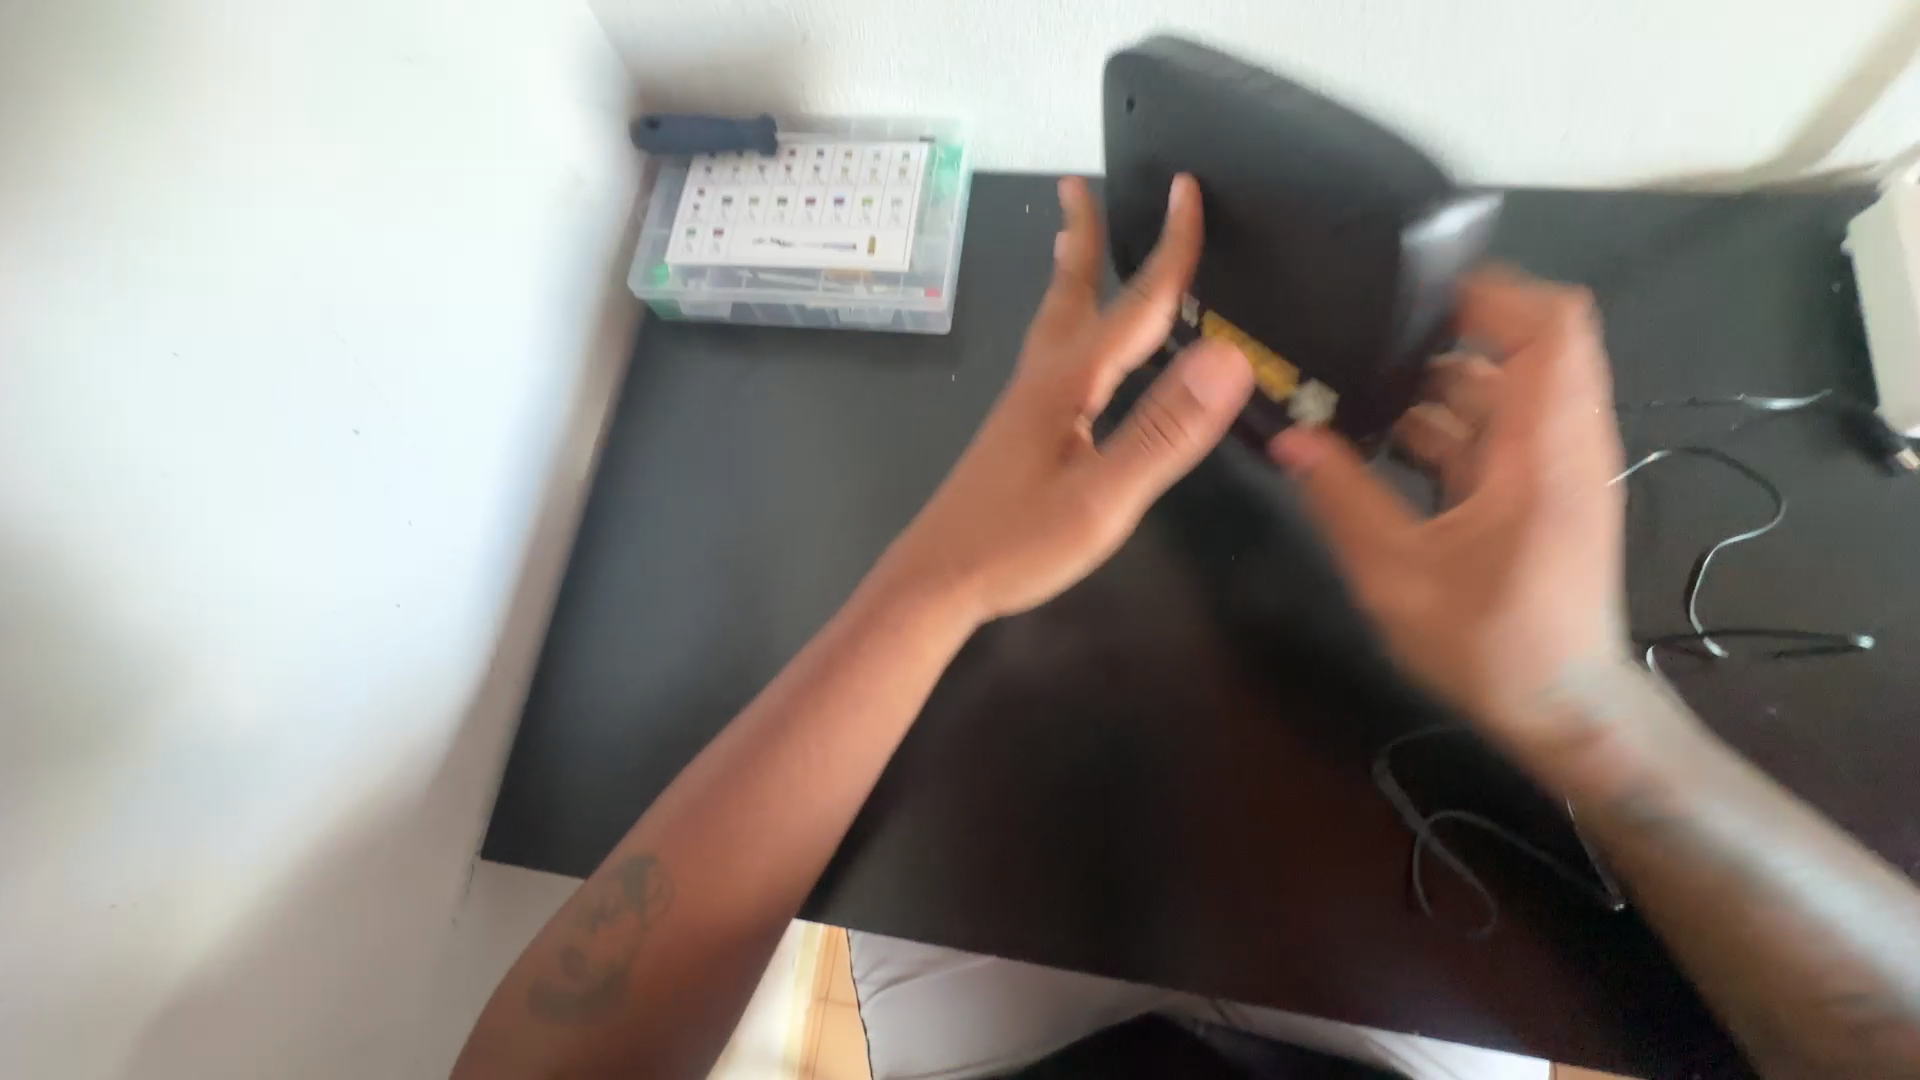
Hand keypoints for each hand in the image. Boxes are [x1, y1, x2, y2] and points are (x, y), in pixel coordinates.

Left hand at [876, 175, 1253, 625]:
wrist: (936, 578)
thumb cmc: (1017, 544)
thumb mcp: (1102, 498)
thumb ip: (1163, 433)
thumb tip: (1227, 358)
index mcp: (1068, 386)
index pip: (1133, 306)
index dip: (1168, 250)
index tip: (1186, 191)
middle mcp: (1040, 382)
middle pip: (1068, 296)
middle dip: (1082, 238)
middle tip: (1077, 188)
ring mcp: (1021, 408)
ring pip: (1050, 326)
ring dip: (1067, 278)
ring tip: (1069, 245)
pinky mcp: (1014, 434)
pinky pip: (1047, 358)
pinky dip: (1063, 326)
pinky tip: (1068, 350)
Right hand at [1268, 270, 1628, 759]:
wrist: (1563, 710)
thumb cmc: (1489, 643)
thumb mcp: (1395, 573)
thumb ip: (1341, 498)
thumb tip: (1287, 438)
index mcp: (1541, 450)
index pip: (1549, 327)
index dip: (1487, 293)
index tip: (1405, 294)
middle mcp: (1556, 442)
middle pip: (1513, 350)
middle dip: (1432, 338)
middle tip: (1348, 341)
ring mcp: (1545, 467)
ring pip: (1492, 392)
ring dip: (1424, 386)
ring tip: (1343, 389)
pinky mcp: (1528, 491)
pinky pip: (1482, 432)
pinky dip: (1429, 426)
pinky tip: (1367, 441)